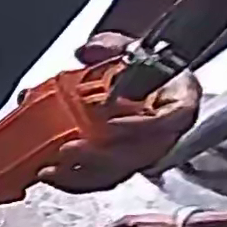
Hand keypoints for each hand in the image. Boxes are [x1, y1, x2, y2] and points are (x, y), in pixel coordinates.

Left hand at [39, 33, 198, 192]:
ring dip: (81, 176)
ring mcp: (139, 151)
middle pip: (141, 154)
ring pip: (118, 173)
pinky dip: (72, 180)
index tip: (112, 125)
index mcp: (177, 100)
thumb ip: (108, 47)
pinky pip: (98, 178)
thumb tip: (88, 51)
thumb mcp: (123, 48)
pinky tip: (49, 174)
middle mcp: (163, 132)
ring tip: (50, 171)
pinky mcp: (115, 162)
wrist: (125, 74)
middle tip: (68, 151)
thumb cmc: (131, 64)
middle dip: (101, 158)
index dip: (144, 126)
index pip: (174, 117)